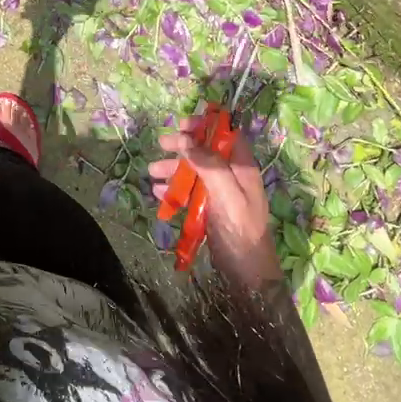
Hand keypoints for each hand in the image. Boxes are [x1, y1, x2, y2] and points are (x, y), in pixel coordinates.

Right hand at [150, 122, 282, 289]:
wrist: (248, 277)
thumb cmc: (241, 232)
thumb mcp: (227, 196)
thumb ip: (209, 165)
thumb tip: (186, 139)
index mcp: (242, 168)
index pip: (227, 134)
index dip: (207, 125)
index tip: (183, 124)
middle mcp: (232, 177)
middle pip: (206, 151)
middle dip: (183, 146)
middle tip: (161, 144)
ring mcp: (221, 194)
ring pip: (195, 171)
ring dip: (173, 168)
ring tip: (152, 172)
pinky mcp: (210, 210)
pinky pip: (190, 193)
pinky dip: (174, 190)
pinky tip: (159, 194)